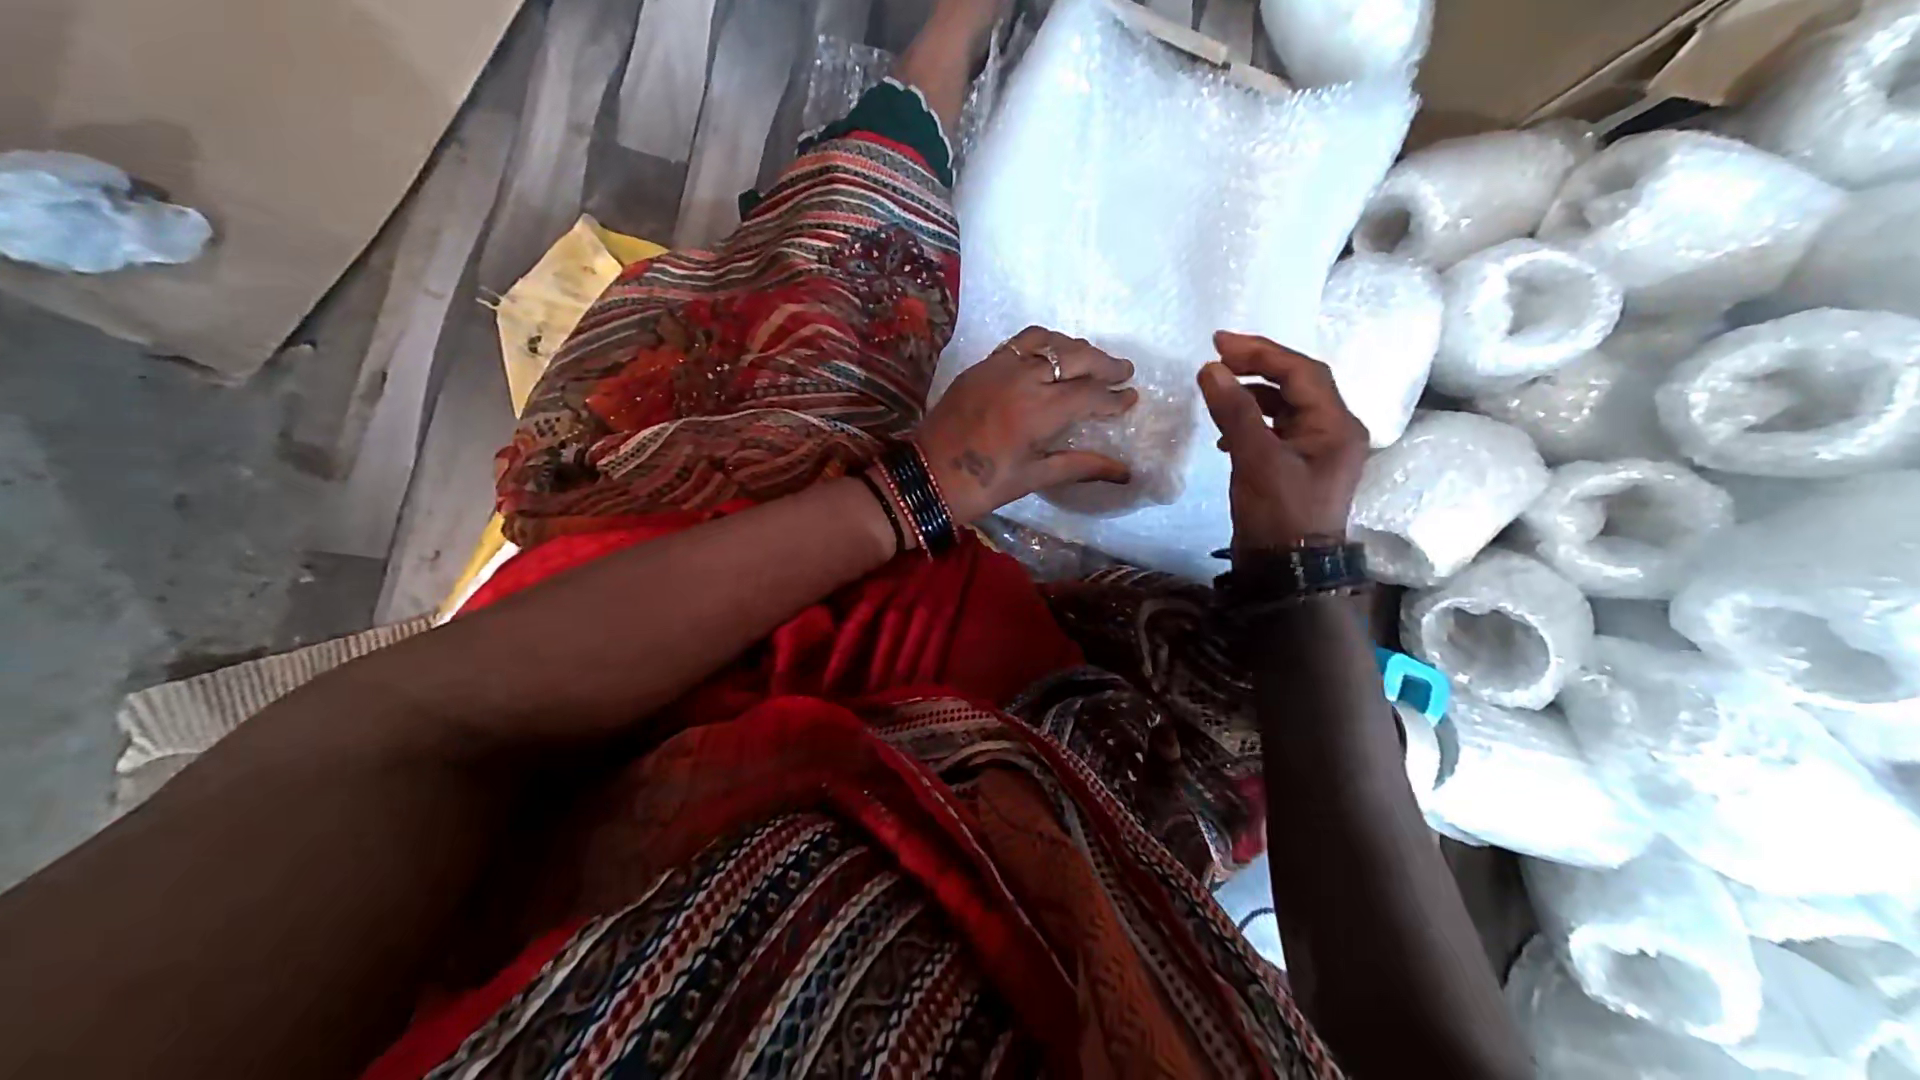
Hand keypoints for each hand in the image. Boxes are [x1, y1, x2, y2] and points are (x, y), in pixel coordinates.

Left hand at [916, 326, 1138, 521]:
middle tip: (1123, 372)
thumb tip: (1125, 472)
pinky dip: (1044, 344)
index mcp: (1037, 412)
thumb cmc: (981, 486)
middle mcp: (1022, 379)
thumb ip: (1081, 466)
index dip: (1114, 397)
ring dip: (1075, 349)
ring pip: (1048, 341)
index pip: (1089, 394)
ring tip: (1090, 362)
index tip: (1131, 398)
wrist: (924, 475)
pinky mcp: (981, 365)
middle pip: (1075, 357)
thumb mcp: (1034, 477)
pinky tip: (1051, 357)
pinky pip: (1020, 341)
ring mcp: (999, 366)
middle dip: (1104, 364)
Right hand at [1198, 331, 1367, 553]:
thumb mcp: (1255, 460)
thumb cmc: (1278, 514)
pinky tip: (1226, 433)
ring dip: (1252, 393)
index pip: (1301, 372)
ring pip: (1286, 405)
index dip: (1261, 352)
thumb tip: (1210, 369)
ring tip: (1218, 389)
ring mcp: (1318, 449)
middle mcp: (1335, 430)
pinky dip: (1251, 421)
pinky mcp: (1299, 465)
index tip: (1219, 342)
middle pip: (1297, 383)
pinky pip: (1277, 429)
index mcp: (1336, 425)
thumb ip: (1234, 412)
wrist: (1287, 570)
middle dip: (1257, 366)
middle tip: (1217, 356)